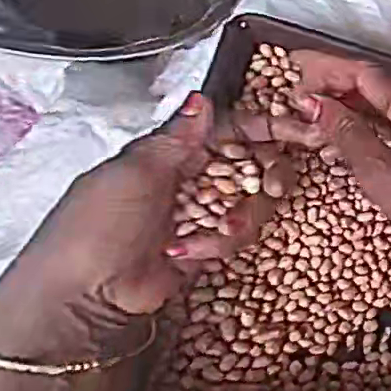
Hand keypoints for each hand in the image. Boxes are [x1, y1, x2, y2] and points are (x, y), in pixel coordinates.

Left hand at [0, 93, 274, 361]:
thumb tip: (201, 98)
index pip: (234, 130)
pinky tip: (190, 251)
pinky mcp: (213, 242)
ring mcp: (206, 211)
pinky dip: (221, 243)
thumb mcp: (135, 172)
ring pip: (255, 202)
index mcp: (175, 152)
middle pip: (257, 165)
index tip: (306, 135)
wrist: (85, 291)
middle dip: (269, 177)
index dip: (272, 128)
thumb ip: (177, 137)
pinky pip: (241, 235)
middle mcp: (195, 177)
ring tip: (216, 231)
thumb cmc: (98, 226)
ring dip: (242, 217)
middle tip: (271, 189)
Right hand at [253, 51, 390, 258]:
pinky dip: (367, 122)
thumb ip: (347, 134)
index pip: (370, 76)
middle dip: (335, 87)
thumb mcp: (380, 174)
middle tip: (298, 97)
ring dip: (348, 105)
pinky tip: (339, 131)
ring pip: (383, 102)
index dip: (329, 72)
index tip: (297, 74)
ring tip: (311, 113)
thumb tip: (315, 104)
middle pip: (376, 84)